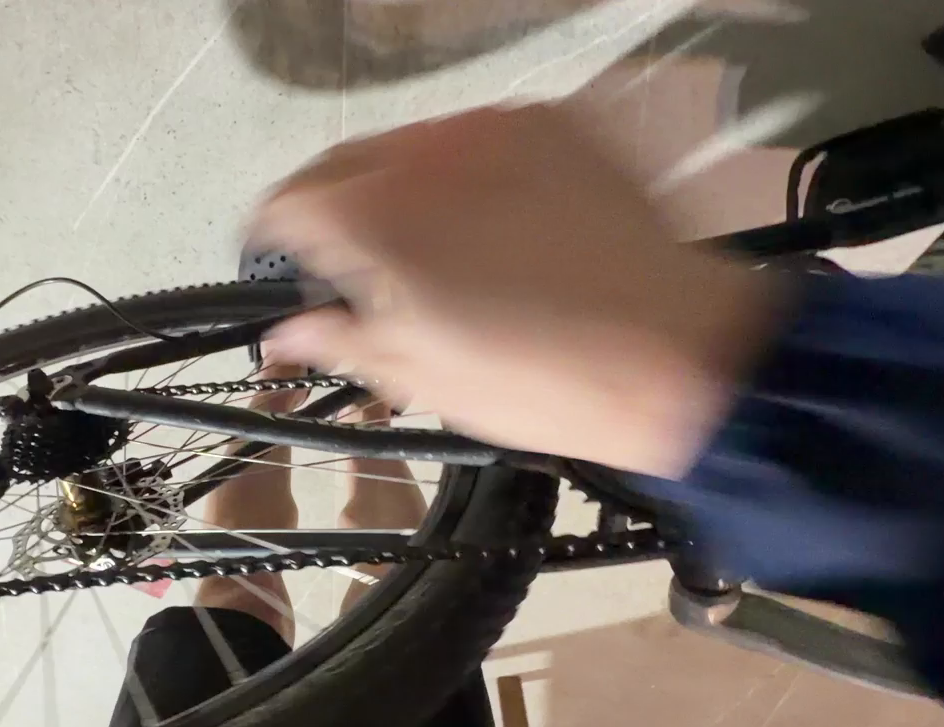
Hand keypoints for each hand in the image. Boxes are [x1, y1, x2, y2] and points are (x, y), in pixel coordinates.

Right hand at [250, 104, 784, 477]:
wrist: (673, 358)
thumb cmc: (537, 385)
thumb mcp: (419, 375)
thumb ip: (339, 339)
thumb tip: (283, 334)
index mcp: (380, 223)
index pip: (286, 201)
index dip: (270, 235)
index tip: (275, 259)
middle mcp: (429, 155)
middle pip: (342, 161)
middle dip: (328, 210)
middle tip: (344, 262)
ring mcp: (498, 129)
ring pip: (407, 145)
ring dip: (391, 191)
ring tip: (417, 247)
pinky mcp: (555, 124)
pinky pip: (475, 137)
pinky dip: (454, 174)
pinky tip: (477, 221)